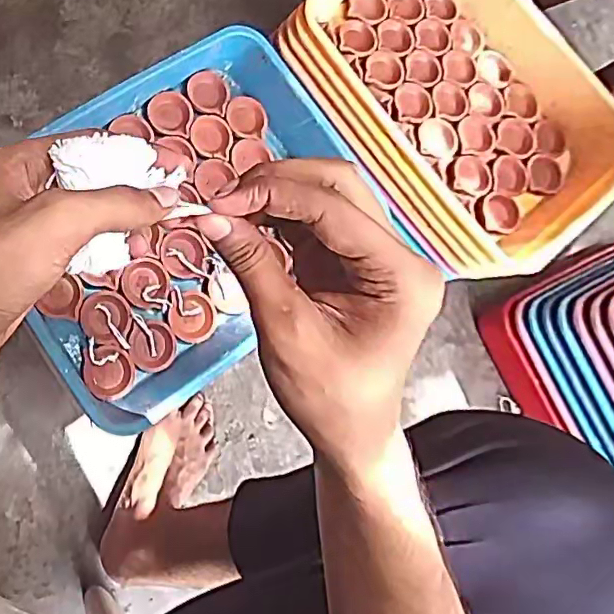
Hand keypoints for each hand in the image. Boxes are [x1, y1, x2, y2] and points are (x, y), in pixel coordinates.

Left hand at [0, 135, 176, 393]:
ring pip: (86, 218)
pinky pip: (75, 250)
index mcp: (18, 165)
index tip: (174, 168)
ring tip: (151, 234)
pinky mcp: (29, 267)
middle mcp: (20, 192)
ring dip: (119, 225)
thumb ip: (114, 203)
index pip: (89, 146)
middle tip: (171, 205)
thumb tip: (163, 197)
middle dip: (131, 191)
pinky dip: (100, 253)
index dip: (134, 155)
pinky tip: (119, 260)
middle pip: (90, 181)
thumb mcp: (55, 223)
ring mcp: (24, 232)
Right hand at [193, 159, 443, 475]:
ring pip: (323, 193)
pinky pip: (310, 218)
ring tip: (228, 210)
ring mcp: (374, 253)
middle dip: (275, 182)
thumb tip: (213, 217)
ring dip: (272, 193)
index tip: (220, 203)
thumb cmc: (329, 397)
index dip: (272, 194)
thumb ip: (252, 265)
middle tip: (224, 200)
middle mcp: (396, 253)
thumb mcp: (285, 331)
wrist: (350, 432)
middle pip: (337, 185)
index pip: (333, 207)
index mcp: (400, 274)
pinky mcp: (349, 258)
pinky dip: (274, 213)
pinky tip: (245, 221)